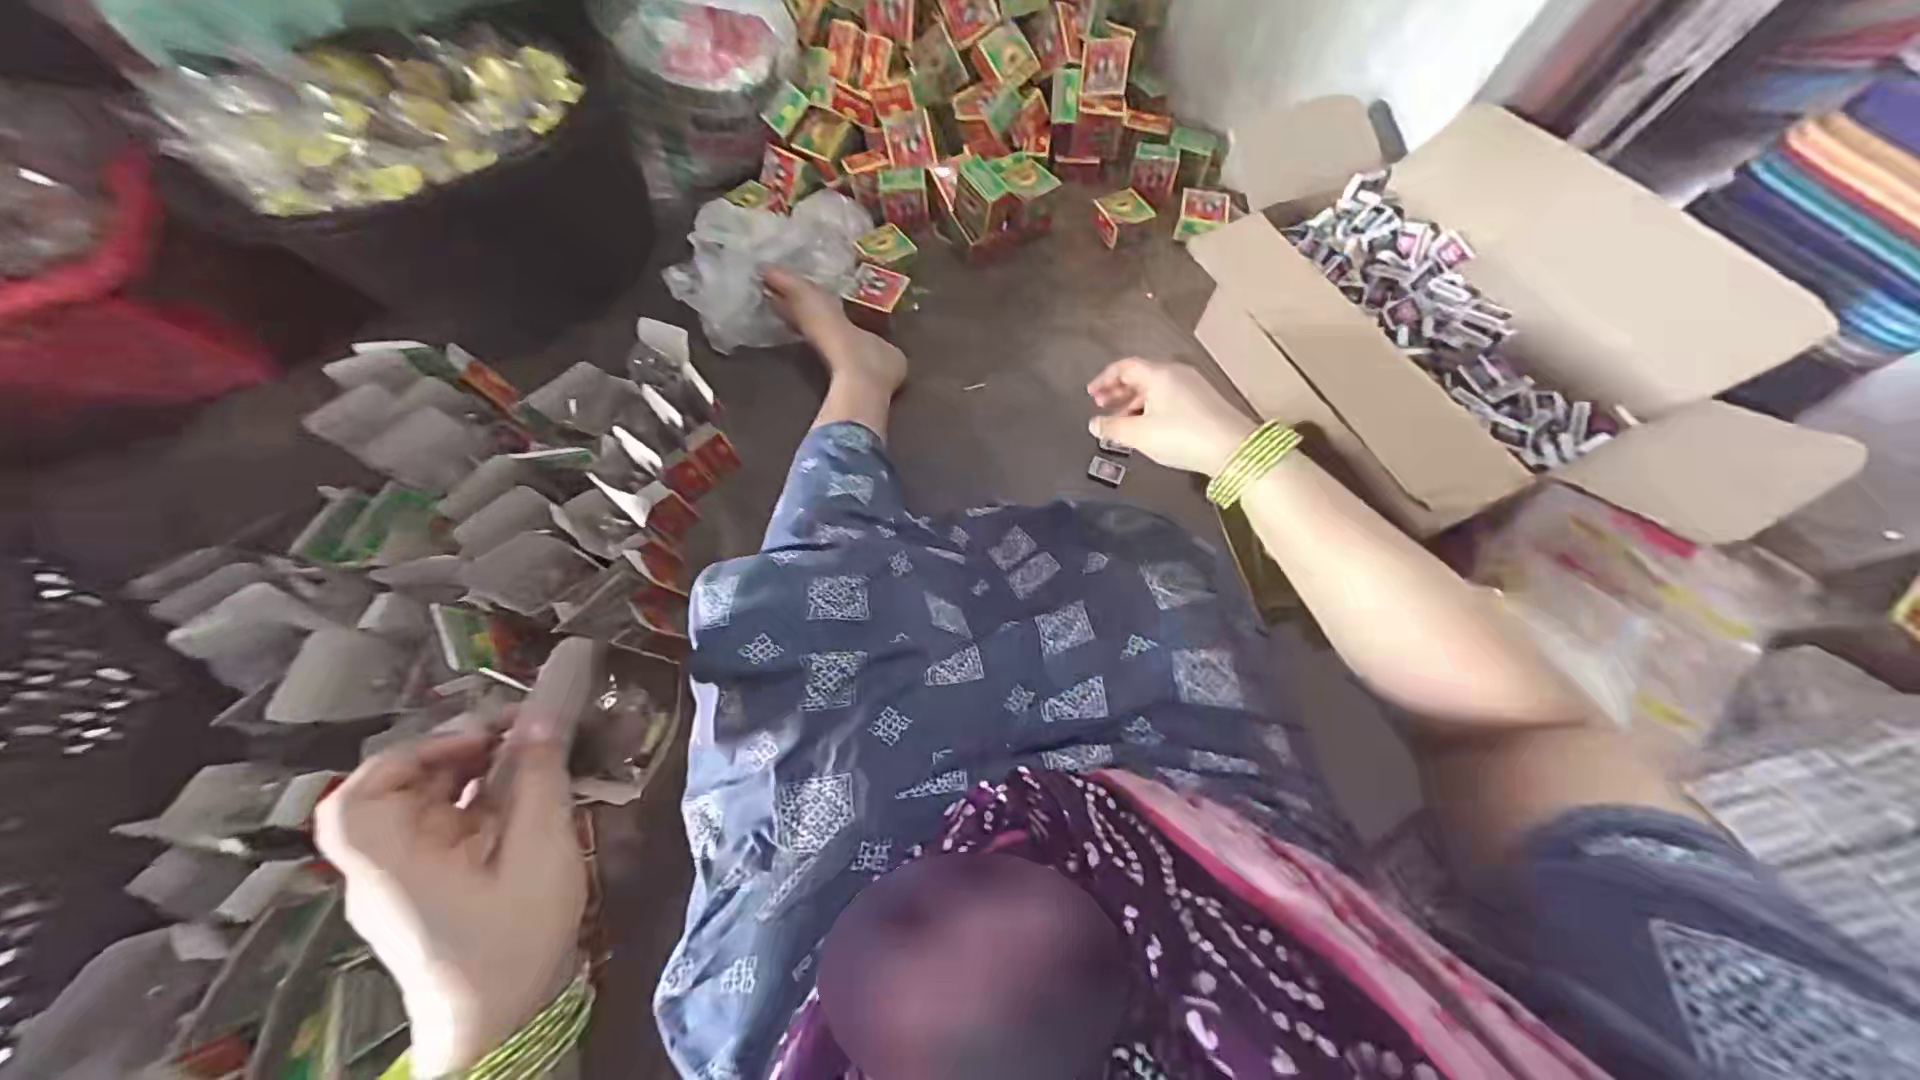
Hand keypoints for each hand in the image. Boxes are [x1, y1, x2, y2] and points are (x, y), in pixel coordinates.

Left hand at [315, 727, 586, 1075]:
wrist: (505, 1024)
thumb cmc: (516, 939)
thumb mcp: (541, 852)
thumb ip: (540, 781)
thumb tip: (541, 721)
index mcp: (393, 863)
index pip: (360, 795)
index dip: (414, 753)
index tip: (478, 741)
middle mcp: (387, 867)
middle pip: (396, 790)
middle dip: (456, 751)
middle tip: (516, 733)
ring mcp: (409, 877)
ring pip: (425, 802)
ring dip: (473, 769)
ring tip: (529, 752)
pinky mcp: (435, 884)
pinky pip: (448, 823)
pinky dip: (482, 796)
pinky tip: (524, 789)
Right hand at [1086, 358, 1257, 476]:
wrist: (1232, 448)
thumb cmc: (1181, 437)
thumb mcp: (1139, 435)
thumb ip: (1111, 428)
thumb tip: (1093, 424)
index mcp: (1158, 374)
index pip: (1124, 366)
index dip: (1104, 379)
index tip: (1091, 394)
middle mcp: (1175, 373)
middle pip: (1139, 375)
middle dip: (1118, 391)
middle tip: (1102, 406)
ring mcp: (1192, 386)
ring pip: (1154, 388)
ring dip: (1133, 402)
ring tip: (1121, 422)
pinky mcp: (1202, 400)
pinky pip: (1168, 397)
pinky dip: (1150, 407)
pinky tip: (1146, 426)